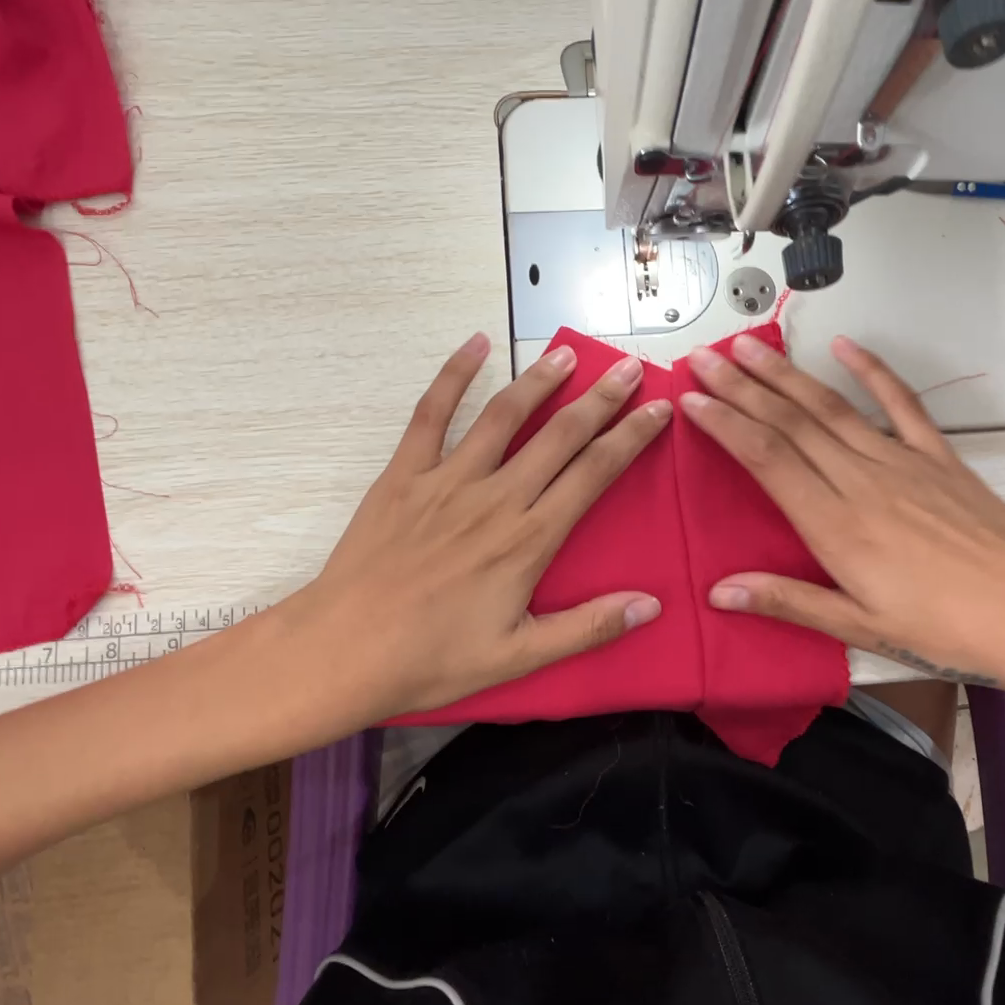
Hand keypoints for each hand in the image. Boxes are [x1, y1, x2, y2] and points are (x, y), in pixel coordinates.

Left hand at [298, 333, 670, 718]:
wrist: (345, 650)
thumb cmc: (434, 659)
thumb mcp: (519, 656)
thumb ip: (588, 626)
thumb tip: (651, 604)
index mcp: (529, 539)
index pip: (594, 473)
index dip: (632, 437)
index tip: (658, 409)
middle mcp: (495, 498)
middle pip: (560, 435)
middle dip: (601, 398)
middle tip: (629, 367)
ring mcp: (447, 480)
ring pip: (503, 415)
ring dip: (540, 380)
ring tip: (569, 354)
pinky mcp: (403, 474)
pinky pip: (431, 414)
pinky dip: (453, 375)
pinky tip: (475, 345)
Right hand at [678, 333, 1004, 691]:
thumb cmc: (943, 629)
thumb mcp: (858, 627)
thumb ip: (786, 600)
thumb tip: (718, 592)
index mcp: (835, 524)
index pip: (767, 459)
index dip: (725, 425)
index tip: (692, 400)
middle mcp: (862, 481)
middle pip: (790, 422)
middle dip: (742, 386)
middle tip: (703, 358)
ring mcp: (902, 461)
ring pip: (831, 407)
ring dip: (786, 373)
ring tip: (749, 345)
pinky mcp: (938, 457)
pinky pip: (900, 403)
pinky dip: (873, 370)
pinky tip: (845, 345)